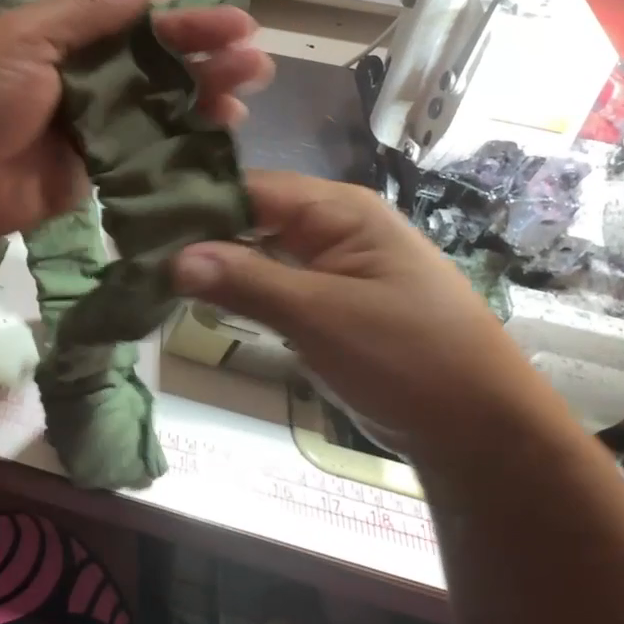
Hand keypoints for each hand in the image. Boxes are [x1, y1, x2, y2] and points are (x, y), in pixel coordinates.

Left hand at [0, 0, 271, 245]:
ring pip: (162, 88)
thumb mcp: (21, 42)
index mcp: (52, 30)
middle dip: (198, 33)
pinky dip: (193, 125)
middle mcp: (79, 67)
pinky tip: (230, 118)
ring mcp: (95, 114)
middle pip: (149, 44)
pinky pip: (157, 136)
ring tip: (253, 70)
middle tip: (246, 31)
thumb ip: (83, 14)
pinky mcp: (106, 158)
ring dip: (207, 77)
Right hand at [172, 172, 564, 458]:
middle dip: (199, 232)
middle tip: (136, 251)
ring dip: (216, 262)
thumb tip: (171, 257)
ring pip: (260, 249)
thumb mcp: (321, 316)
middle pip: (251, 214)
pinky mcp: (333, 302)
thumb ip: (245, 281)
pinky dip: (240, 287)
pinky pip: (275, 281)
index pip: (250, 187)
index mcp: (340, 209)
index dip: (195, 202)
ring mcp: (335, 265)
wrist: (487, 437)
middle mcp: (335, 226)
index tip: (139, 223)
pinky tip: (200, 297)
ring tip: (154, 271)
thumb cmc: (411, 359)